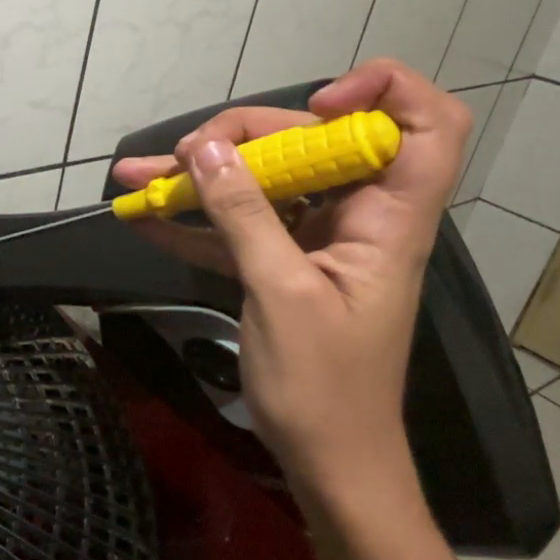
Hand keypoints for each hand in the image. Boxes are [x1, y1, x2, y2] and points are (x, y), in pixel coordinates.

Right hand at [110, 59, 469, 495]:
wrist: (328, 466)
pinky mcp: (280, 263)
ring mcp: (315, 239)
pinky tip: (141, 217)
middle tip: (181, 158)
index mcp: (388, 219)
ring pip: (263, 180)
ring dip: (198, 176)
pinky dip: (191, 219)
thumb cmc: (324, 388)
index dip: (383, 93)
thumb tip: (204, 148)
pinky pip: (235, 223)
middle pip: (310, 143)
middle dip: (241, 138)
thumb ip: (244, 215)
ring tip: (134, 176)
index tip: (318, 104)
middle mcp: (357, 216)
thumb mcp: (280, 294)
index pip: (425, 126)